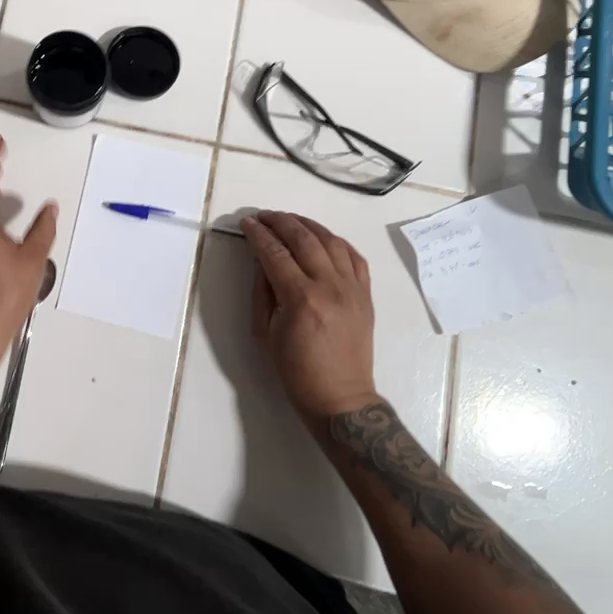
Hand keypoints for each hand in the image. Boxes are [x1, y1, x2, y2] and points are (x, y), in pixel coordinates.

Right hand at [239, 211, 380, 420]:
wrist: (339, 397)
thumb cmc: (294, 370)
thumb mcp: (264, 332)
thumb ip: (262, 290)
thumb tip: (261, 258)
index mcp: (300, 298)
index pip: (274, 253)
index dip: (258, 234)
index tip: (247, 223)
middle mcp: (329, 286)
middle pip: (304, 239)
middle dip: (280, 221)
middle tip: (264, 216)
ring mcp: (352, 288)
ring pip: (331, 241)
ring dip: (308, 225)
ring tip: (289, 220)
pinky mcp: (366, 294)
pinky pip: (354, 257)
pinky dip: (336, 241)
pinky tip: (321, 238)